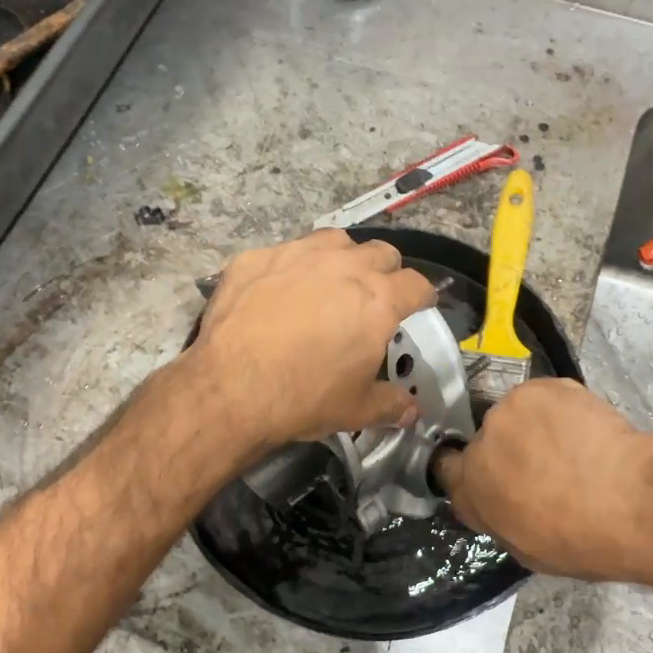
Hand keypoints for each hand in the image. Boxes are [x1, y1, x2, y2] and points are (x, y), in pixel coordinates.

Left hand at [189, 230, 436, 449]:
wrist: (230, 389)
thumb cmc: (303, 399)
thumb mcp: (355, 410)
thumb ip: (390, 404)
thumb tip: (412, 411)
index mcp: (377, 300)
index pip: (417, 284)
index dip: (422, 296)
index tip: (419, 305)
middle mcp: (343, 266)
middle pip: (381, 253)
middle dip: (385, 272)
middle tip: (373, 297)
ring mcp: (297, 255)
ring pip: (335, 241)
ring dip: (342, 258)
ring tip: (330, 282)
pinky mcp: (257, 258)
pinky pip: (284, 251)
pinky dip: (291, 267)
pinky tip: (279, 290)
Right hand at [435, 378, 652, 582]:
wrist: (629, 499)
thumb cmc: (581, 540)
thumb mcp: (528, 550)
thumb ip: (502, 517)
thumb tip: (505, 502)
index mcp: (470, 491)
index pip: (448, 468)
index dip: (469, 467)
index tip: (494, 470)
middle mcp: (479, 445)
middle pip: (490, 439)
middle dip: (512, 448)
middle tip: (550, 464)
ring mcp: (507, 411)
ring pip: (519, 415)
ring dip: (538, 426)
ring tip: (576, 445)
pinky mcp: (538, 388)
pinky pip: (546, 397)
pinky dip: (564, 408)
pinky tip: (588, 426)